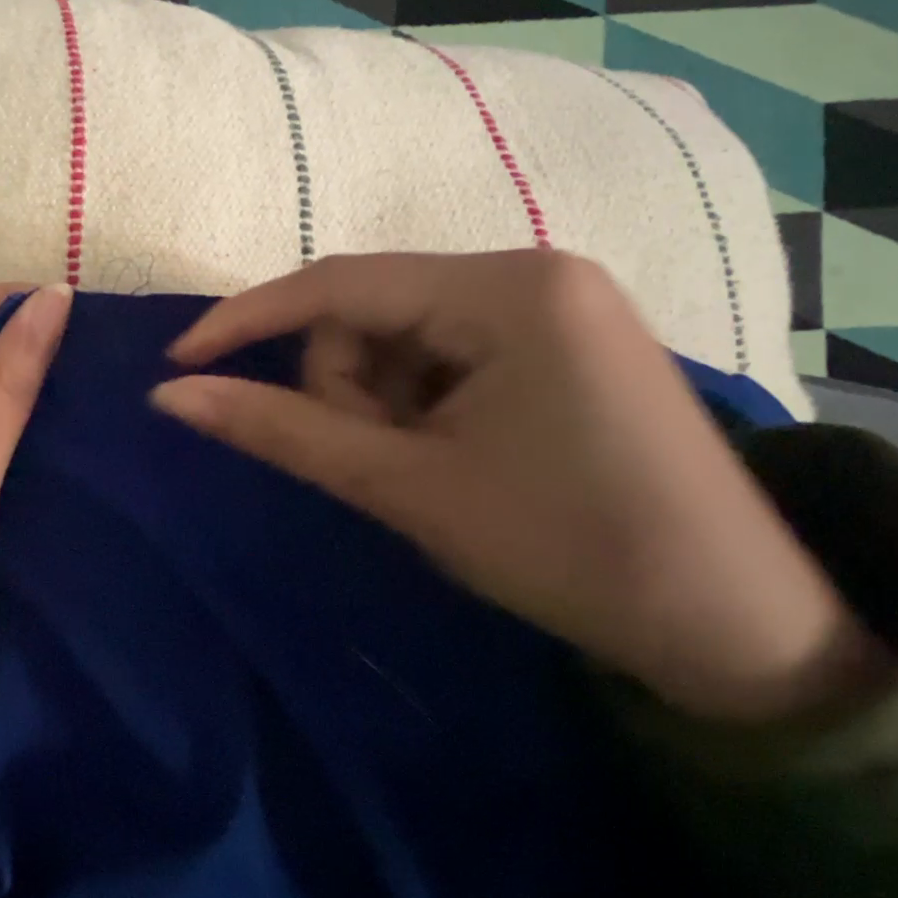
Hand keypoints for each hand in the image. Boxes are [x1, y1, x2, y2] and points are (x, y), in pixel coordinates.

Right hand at [154, 251, 889, 721]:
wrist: (729, 625)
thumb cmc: (561, 547)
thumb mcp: (403, 483)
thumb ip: (279, 429)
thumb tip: (168, 396)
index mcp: (508, 289)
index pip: (338, 283)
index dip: (247, 320)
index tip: (177, 364)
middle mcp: (533, 272)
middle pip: (369, 310)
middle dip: (345, 386)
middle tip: (380, 462)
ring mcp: (552, 305)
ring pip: (401, 334)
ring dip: (379, 400)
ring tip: (422, 468)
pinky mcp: (558, 342)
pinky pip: (443, 351)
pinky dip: (417, 401)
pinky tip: (451, 453)